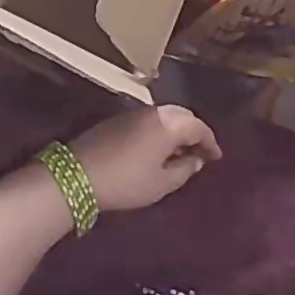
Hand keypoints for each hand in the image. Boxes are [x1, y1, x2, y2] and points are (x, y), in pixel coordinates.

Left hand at [67, 105, 220, 211]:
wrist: (78, 174)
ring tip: (180, 153)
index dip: (210, 142)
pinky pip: (149, 119)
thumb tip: (197, 159)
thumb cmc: (127, 181)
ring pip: (164, 116)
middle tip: (200, 152)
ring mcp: (134, 112)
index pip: (199, 127)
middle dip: (194, 132)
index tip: (216, 157)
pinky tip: (157, 149)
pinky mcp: (117, 118)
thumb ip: (185, 169)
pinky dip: (159, 130)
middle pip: (182, 116)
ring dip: (176, 131)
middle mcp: (154, 111)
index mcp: (170, 123)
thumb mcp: (162, 183)